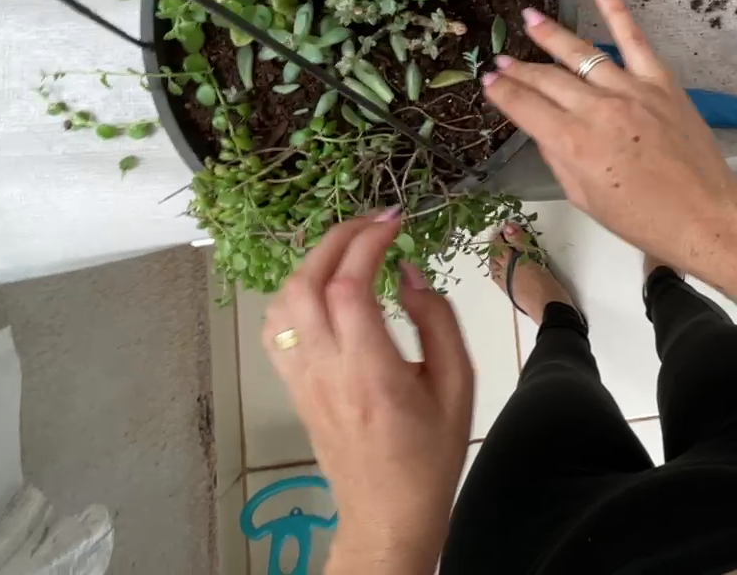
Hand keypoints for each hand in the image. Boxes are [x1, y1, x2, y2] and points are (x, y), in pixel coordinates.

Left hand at [261, 209, 473, 573]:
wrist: (387, 514)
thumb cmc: (431, 451)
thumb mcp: (459, 382)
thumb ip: (437, 320)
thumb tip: (408, 273)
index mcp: (371, 373)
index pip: (350, 289)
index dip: (368, 242)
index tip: (395, 221)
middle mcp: (326, 371)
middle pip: (305, 284)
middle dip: (337, 237)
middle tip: (373, 221)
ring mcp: (301, 379)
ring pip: (282, 302)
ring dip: (314, 261)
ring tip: (351, 245)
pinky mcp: (293, 386)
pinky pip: (277, 326)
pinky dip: (296, 290)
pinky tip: (325, 284)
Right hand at [480, 0, 736, 276]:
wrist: (705, 216)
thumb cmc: (643, 219)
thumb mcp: (585, 198)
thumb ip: (558, 159)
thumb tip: (543, 128)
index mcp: (574, 145)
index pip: (526, 108)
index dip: (503, 93)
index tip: (489, 81)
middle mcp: (597, 111)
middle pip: (548, 80)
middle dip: (520, 69)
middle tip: (501, 59)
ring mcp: (631, 90)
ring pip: (582, 54)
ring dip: (551, 35)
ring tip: (530, 18)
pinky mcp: (660, 81)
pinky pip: (634, 39)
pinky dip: (617, 9)